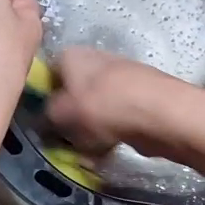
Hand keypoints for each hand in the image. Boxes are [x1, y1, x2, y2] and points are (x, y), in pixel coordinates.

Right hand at [45, 47, 192, 160]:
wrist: (161, 113)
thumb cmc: (103, 107)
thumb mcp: (62, 113)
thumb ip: (46, 115)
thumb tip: (45, 117)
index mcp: (72, 55)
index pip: (47, 73)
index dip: (44, 98)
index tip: (44, 120)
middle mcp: (95, 60)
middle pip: (72, 93)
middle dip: (69, 118)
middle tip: (66, 138)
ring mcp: (119, 78)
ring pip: (93, 109)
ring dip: (89, 130)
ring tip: (89, 149)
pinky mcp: (138, 98)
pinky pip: (114, 119)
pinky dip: (110, 133)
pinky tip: (109, 149)